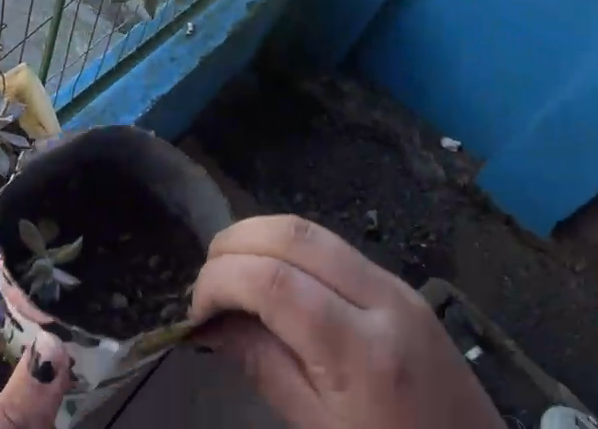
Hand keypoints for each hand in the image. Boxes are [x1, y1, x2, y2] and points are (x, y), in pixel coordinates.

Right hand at [189, 215, 503, 428]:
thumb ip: (265, 367)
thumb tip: (212, 324)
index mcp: (362, 352)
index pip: (272, 281)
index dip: (220, 282)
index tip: (196, 311)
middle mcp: (382, 300)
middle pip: (292, 234)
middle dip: (234, 242)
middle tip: (206, 280)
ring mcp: (397, 286)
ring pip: (311, 229)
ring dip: (259, 238)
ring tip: (229, 273)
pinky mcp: (401, 286)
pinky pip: (333, 246)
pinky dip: (288, 248)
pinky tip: (270, 275)